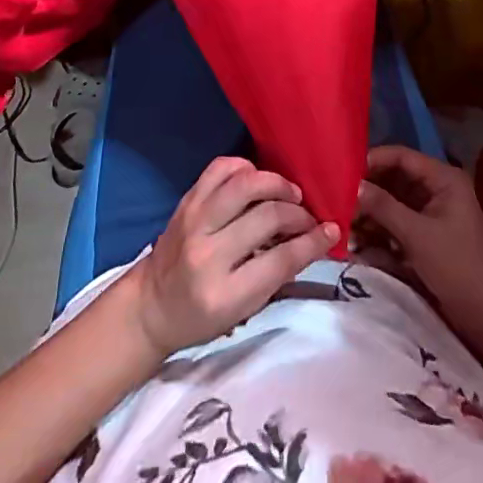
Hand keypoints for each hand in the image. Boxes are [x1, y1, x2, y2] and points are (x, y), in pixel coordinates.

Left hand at [125, 156, 338, 355]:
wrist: (151, 305)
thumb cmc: (201, 316)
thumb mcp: (243, 310)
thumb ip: (277, 274)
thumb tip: (315, 238)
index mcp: (224, 292)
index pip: (280, 260)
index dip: (312, 242)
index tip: (331, 230)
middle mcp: (207, 253)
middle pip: (266, 216)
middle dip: (298, 214)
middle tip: (309, 218)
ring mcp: (193, 222)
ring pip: (244, 185)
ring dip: (275, 184)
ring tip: (289, 194)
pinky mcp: (186, 202)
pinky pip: (220, 169)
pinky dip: (245, 167)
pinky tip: (256, 179)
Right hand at [356, 145, 482, 341]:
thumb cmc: (458, 267)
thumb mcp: (417, 235)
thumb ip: (383, 206)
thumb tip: (351, 185)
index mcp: (444, 179)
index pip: (401, 156)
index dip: (372, 159)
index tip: (341, 170)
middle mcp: (436, 190)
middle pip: (393, 179)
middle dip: (366, 190)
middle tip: (336, 199)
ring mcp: (430, 213)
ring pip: (390, 203)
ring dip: (368, 213)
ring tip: (342, 223)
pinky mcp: (423, 236)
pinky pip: (394, 224)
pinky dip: (377, 230)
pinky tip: (356, 241)